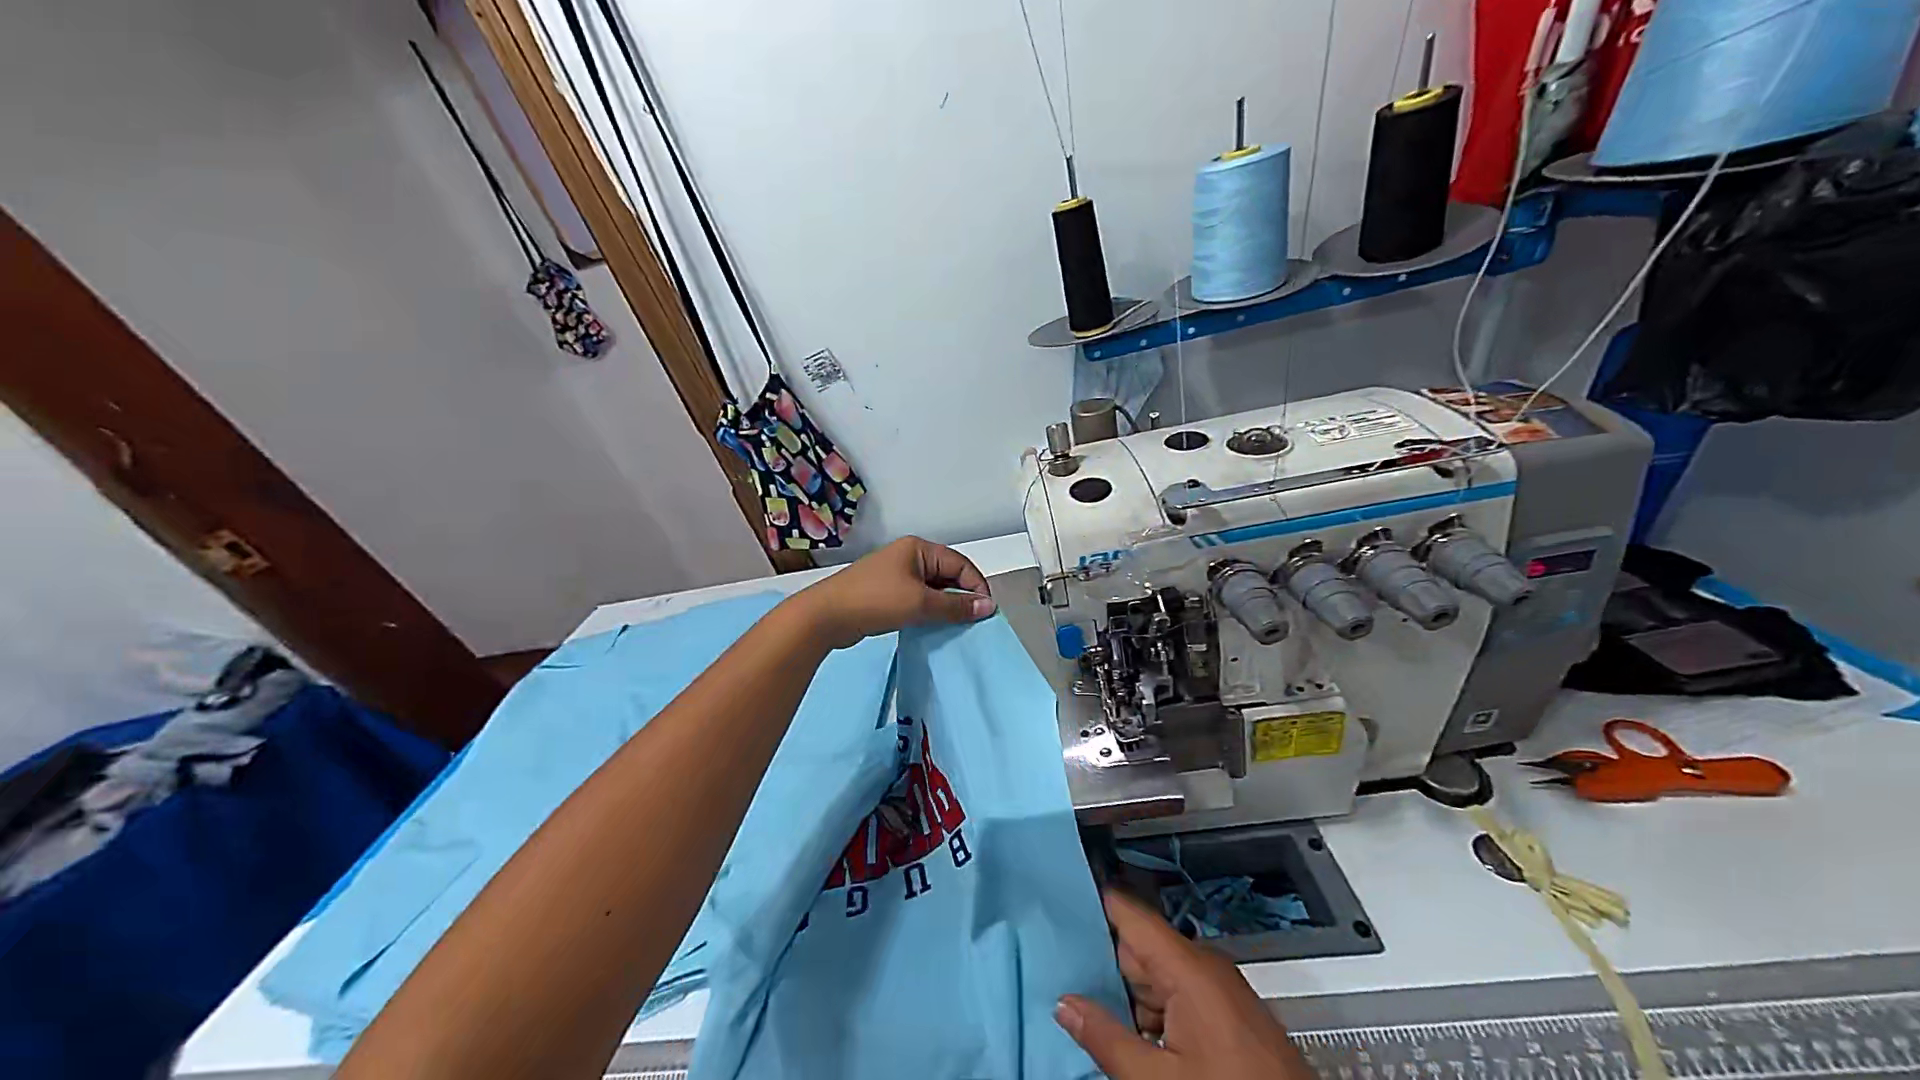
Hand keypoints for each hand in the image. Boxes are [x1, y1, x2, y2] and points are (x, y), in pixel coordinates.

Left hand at [788, 536, 995, 649]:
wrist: (826, 617)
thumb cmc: (875, 601)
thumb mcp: (920, 603)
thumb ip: (956, 606)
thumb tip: (987, 606)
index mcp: (918, 549)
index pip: (960, 564)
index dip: (976, 586)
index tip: (986, 612)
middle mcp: (909, 557)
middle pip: (948, 575)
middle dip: (962, 597)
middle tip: (973, 622)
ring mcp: (896, 575)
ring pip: (933, 589)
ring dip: (946, 606)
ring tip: (957, 627)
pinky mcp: (886, 594)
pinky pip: (918, 599)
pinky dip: (929, 611)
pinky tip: (934, 627)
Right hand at [1055, 890, 1314, 1079]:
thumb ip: (1107, 1038)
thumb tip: (1064, 1003)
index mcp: (1188, 966)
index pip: (1128, 912)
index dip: (1092, 900)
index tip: (1058, 895)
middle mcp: (1204, 966)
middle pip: (1138, 948)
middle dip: (1103, 965)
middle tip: (1063, 977)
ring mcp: (1217, 989)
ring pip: (1156, 976)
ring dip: (1128, 997)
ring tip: (1093, 1014)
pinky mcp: (1226, 1013)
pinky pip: (1177, 996)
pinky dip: (1153, 1013)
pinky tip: (1135, 1040)